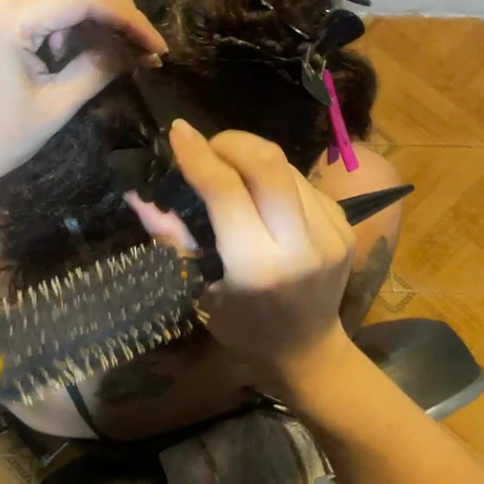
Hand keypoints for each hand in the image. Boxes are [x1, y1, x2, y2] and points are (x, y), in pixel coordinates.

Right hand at [164, 121, 357, 382]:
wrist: (307, 350)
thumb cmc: (242, 328)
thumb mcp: (200, 290)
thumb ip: (173, 238)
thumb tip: (138, 195)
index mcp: (256, 268)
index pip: (226, 191)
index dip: (198, 156)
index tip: (177, 133)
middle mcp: (300, 246)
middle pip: (268, 163)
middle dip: (232, 142)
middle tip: (208, 147)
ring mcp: (330, 234)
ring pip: (287, 168)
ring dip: (253, 159)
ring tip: (231, 172)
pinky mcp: (345, 226)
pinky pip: (305, 184)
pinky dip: (276, 180)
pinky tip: (262, 197)